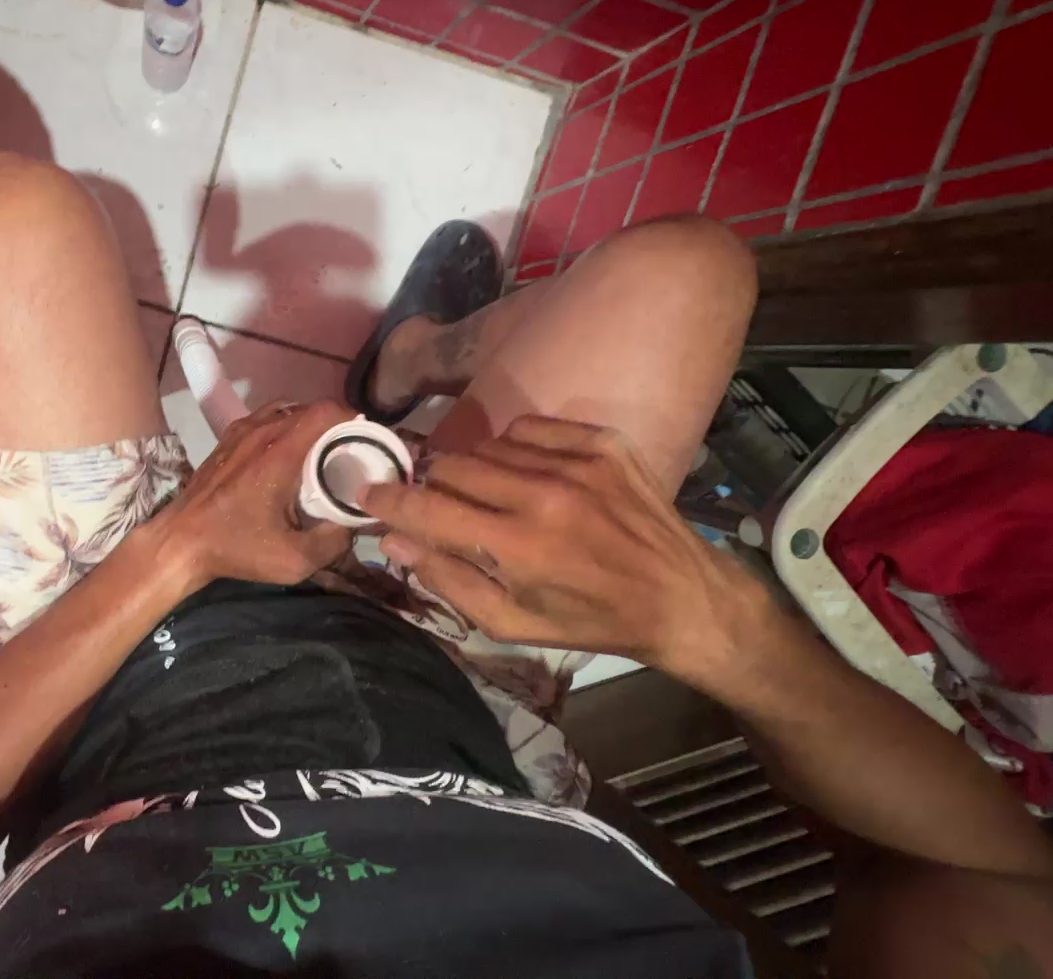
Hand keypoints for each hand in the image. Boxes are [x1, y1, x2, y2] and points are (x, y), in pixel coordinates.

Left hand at [157, 400, 356, 586]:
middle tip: (349, 455)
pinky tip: (290, 459)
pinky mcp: (228, 439)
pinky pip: (267, 420)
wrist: (181, 541)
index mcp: (280, 452)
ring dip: (309, 427)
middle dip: (335, 428)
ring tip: (321, 455)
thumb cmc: (235, 548)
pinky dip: (286, 430)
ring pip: (288, 412)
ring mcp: (240, 432)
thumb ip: (333, 541)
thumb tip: (355, 523)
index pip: (327, 412)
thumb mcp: (293, 560)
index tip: (367, 442)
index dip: (353, 421)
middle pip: (310, 410)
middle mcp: (261, 432)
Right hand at [360, 415, 774, 681]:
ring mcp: (577, 463)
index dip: (388, 499)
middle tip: (441, 504)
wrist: (684, 597)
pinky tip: (529, 474)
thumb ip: (448, 580)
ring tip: (491, 494)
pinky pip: (527, 427)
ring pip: (485, 446)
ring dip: (474, 469)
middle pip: (450, 467)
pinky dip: (513, 447)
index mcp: (519, 549)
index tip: (368, 493)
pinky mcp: (602, 443)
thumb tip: (394, 540)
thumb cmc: (589, 620)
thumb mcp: (511, 625)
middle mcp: (543, 497)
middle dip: (432, 485)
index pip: (427, 509)